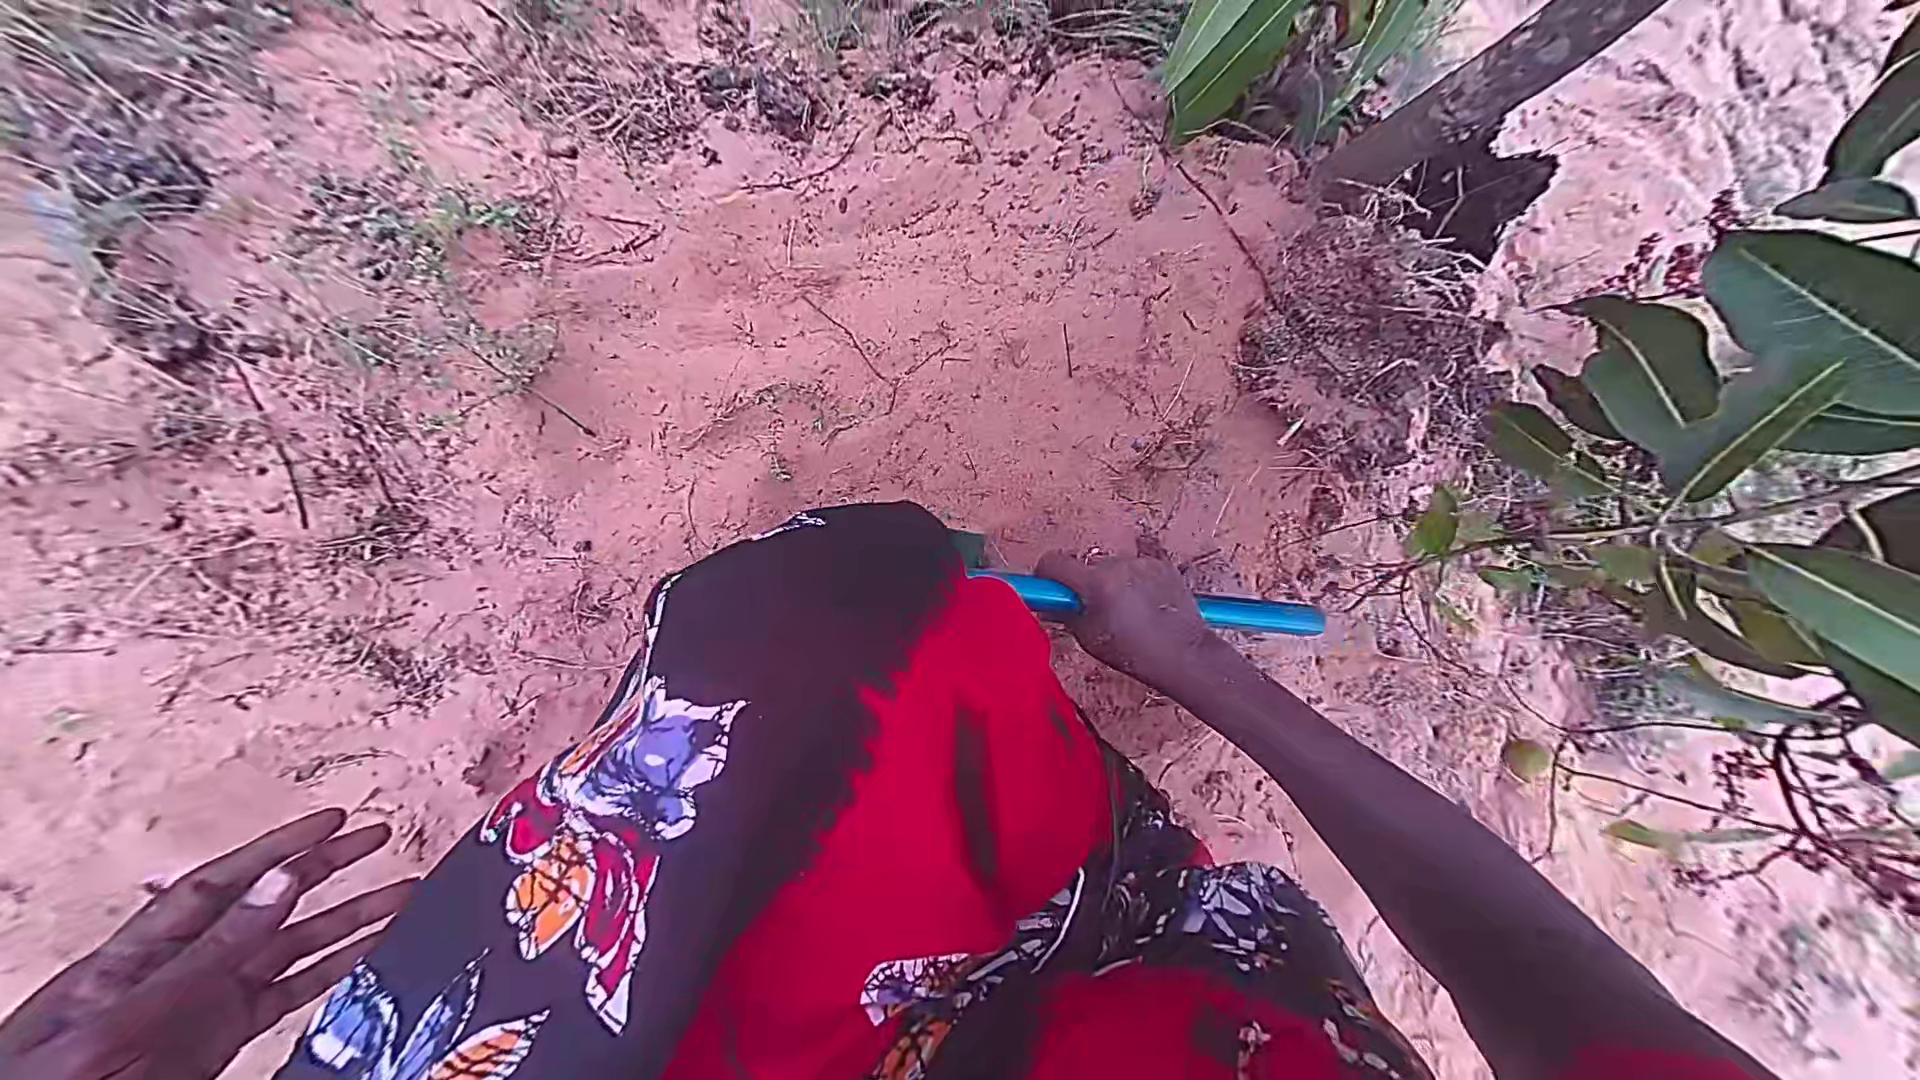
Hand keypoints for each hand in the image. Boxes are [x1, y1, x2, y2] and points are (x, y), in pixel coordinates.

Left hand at [0, 809, 415, 1079]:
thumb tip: (282, 880)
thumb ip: (209, 951)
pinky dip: (340, 965)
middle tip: (379, 836)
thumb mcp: (126, 1019)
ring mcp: (203, 1006)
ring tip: (406, 892)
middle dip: (329, 865)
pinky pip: (295, 990)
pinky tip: (376, 946)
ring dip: (353, 916)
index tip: (332, 819)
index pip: (220, 883)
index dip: (278, 846)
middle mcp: (179, 972)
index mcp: (135, 961)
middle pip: (269, 904)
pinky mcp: (222, 1038)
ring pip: (296, 945)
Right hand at [1035, 549, 1220, 681]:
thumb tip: (1048, 601)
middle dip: (1084, 584)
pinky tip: (1142, 599)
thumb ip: (1065, 613)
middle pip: (1085, 566)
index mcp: (1095, 584)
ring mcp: (1142, 562)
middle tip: (1093, 610)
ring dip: (1110, 581)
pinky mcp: (1162, 564)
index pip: (1053, 562)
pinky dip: (1134, 577)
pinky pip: (1137, 564)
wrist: (1185, 655)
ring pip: (1111, 566)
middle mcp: (1117, 565)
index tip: (1049, 588)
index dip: (1046, 575)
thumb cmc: (1134, 653)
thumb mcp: (1088, 637)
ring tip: (1124, 610)